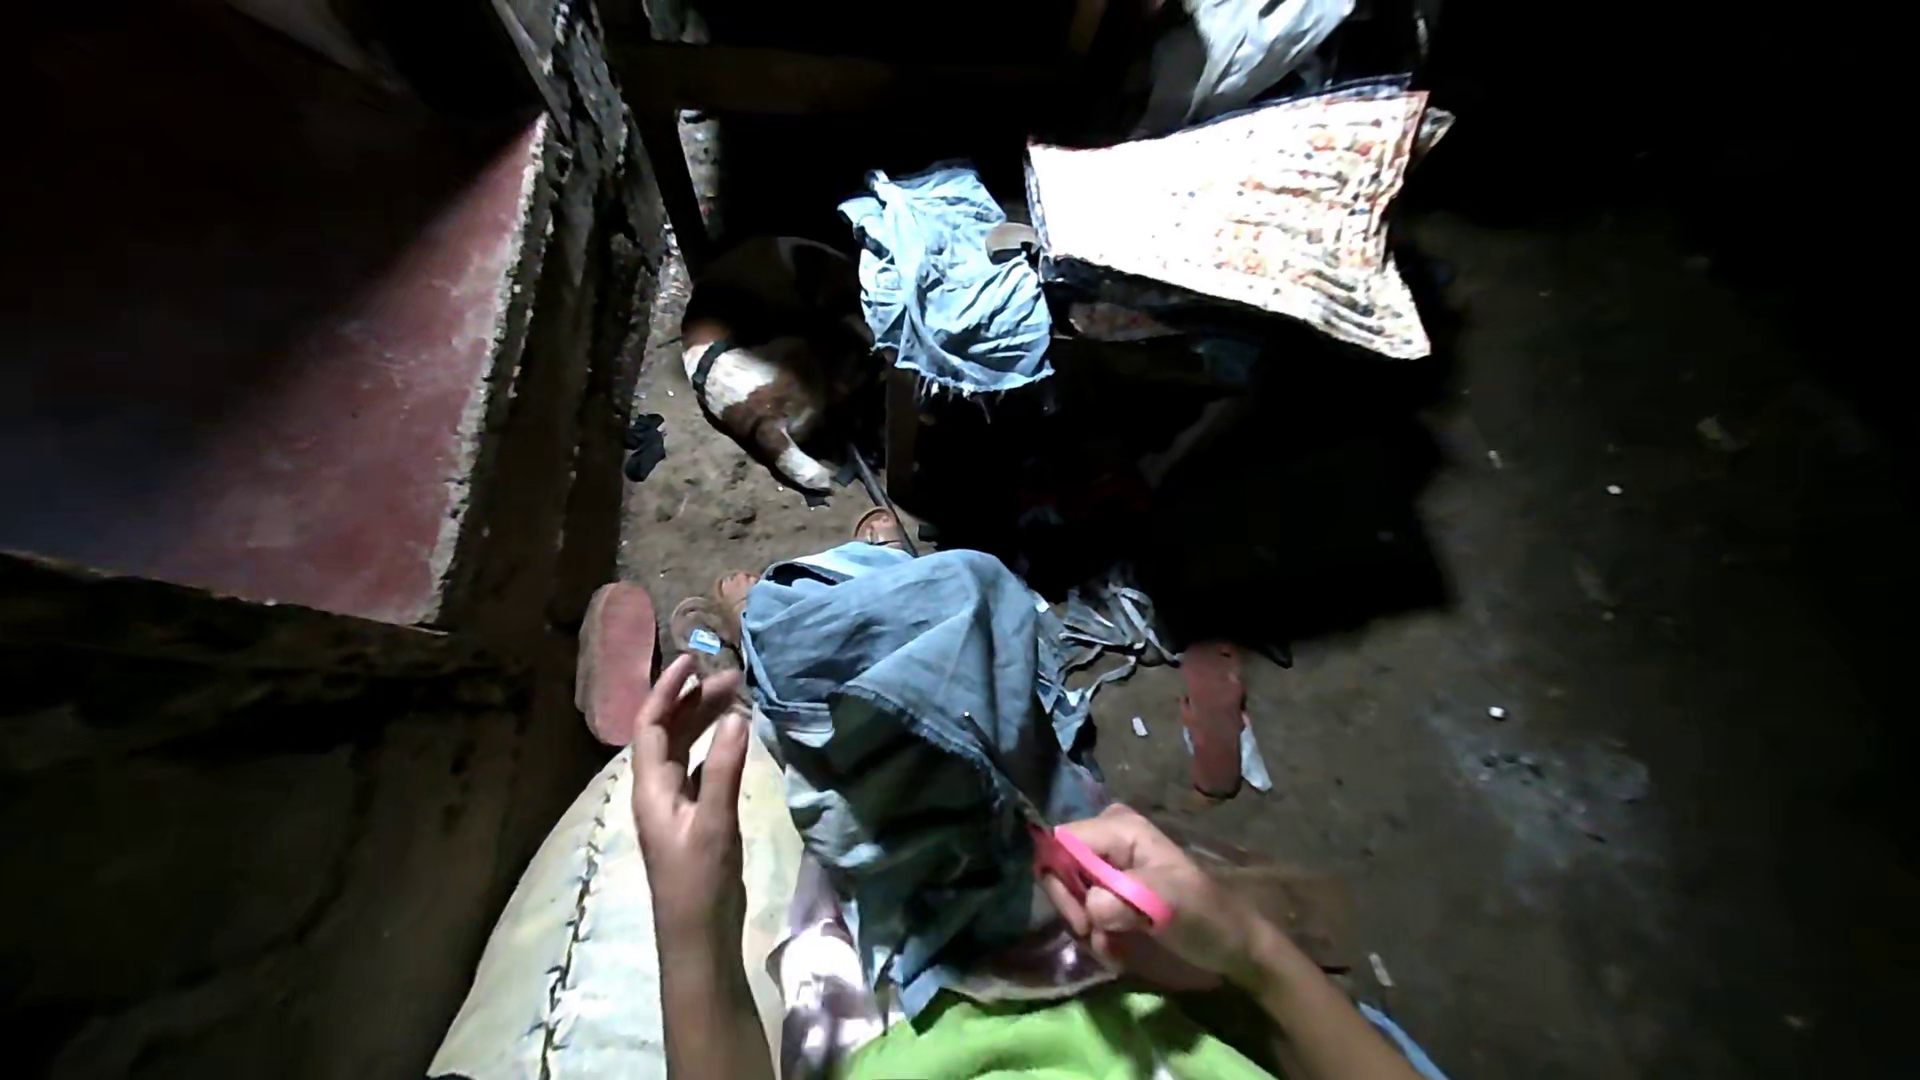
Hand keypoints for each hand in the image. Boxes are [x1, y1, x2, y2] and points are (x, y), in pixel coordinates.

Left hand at [629, 653, 749, 951]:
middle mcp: (657, 788)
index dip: (667, 690)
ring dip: (705, 719)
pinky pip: (699, 763)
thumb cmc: (699, 880)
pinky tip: (735, 736)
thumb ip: (725, 768)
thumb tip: (736, 715)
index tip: (691, 660)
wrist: (698, 935)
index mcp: (651, 787)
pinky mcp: (692, 813)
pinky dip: (715, 742)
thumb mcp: (714, 821)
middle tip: (732, 677)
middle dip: (695, 700)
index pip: (651, 725)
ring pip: (684, 746)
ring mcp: (674, 801)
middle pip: (669, 731)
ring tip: (735, 696)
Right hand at [1040, 803, 1266, 985]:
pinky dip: (1093, 934)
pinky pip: (1080, 907)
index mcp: (1118, 827)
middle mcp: (1105, 838)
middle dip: (1072, 906)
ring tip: (1113, 948)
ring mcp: (1105, 863)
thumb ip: (1128, 899)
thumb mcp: (1171, 902)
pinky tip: (1115, 950)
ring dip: (1085, 926)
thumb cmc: (1205, 915)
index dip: (1061, 877)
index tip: (1082, 918)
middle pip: (1058, 864)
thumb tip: (1091, 906)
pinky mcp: (1107, 889)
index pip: (1062, 840)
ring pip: (1066, 891)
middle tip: (1096, 937)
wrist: (1232, 946)